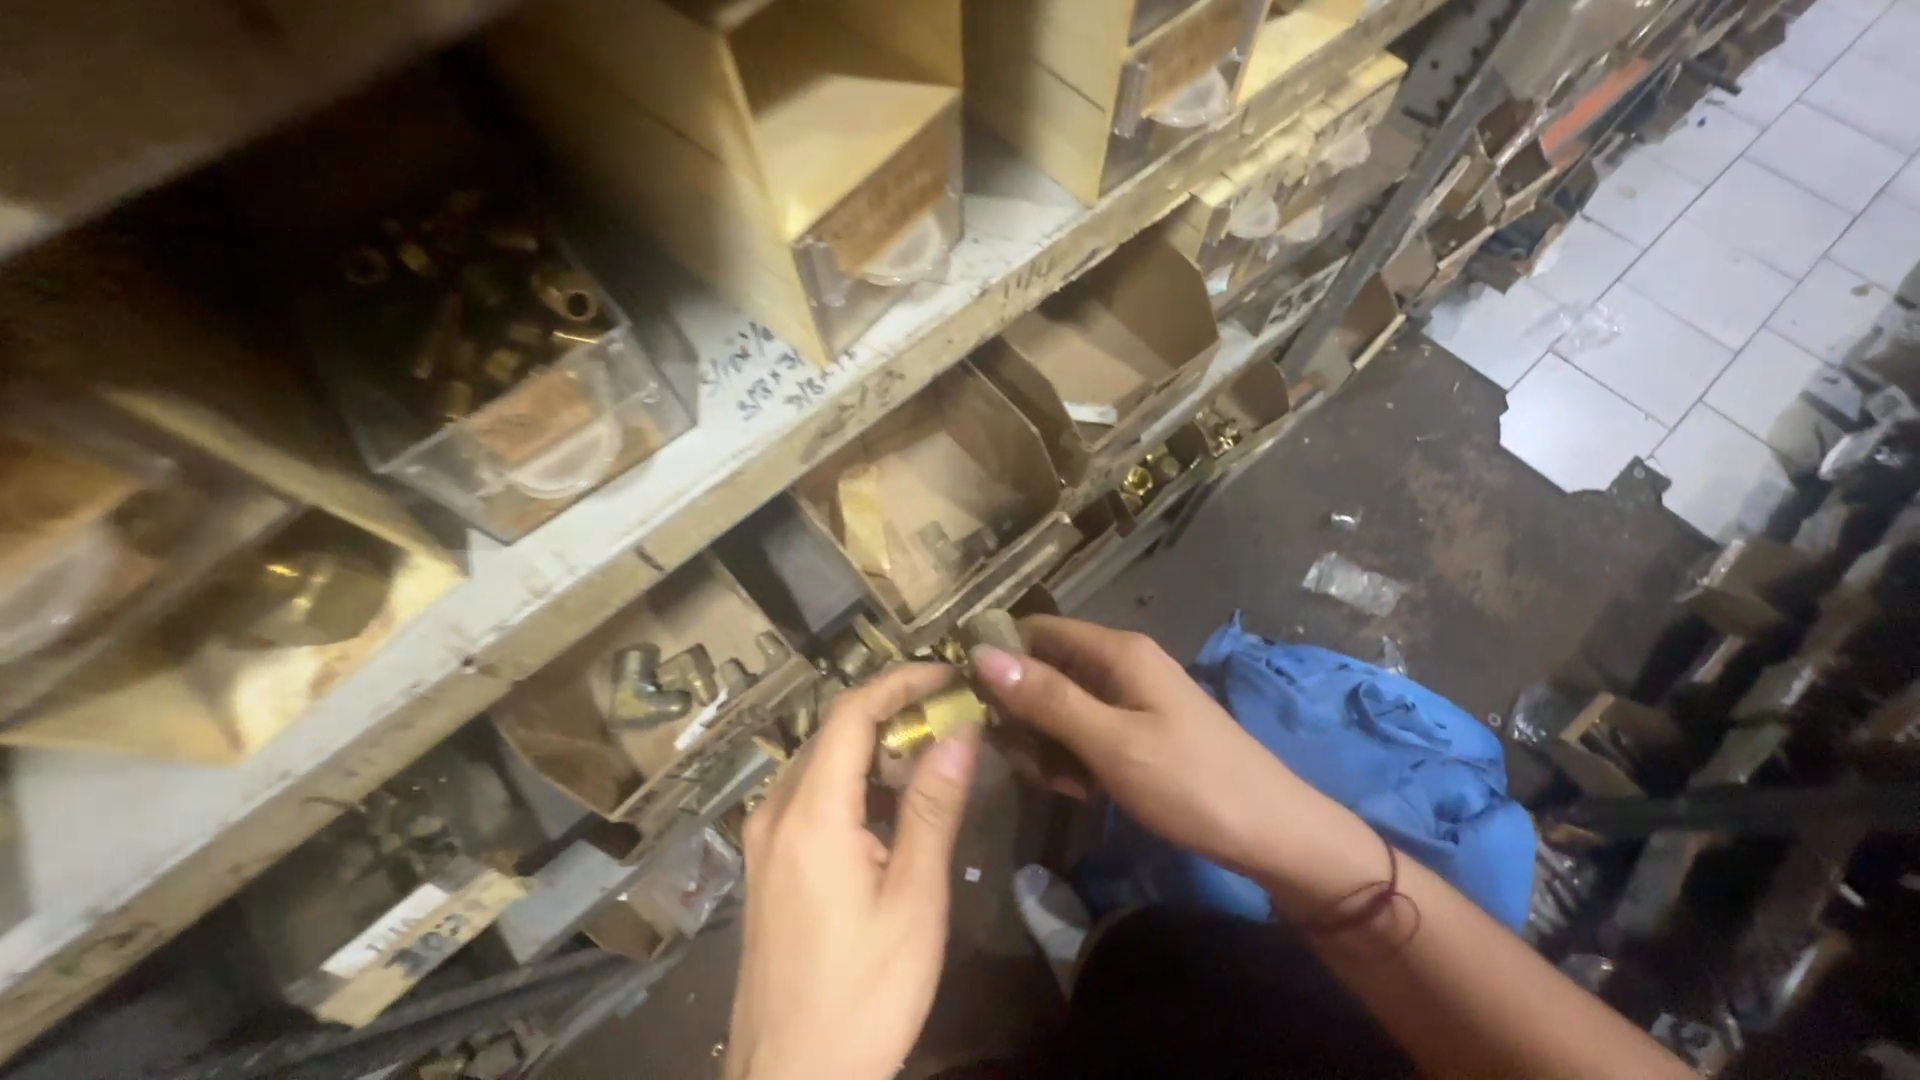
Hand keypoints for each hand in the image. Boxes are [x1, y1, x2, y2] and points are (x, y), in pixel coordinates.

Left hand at [726, 664, 979, 1079]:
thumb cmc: (863, 992)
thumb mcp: (913, 900)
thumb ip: (932, 808)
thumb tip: (960, 732)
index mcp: (810, 813)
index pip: (851, 714)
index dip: (900, 682)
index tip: (948, 674)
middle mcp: (775, 812)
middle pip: (833, 734)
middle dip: (892, 713)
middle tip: (952, 716)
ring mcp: (762, 841)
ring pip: (819, 765)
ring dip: (873, 750)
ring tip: (930, 758)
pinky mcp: (764, 868)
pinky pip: (808, 799)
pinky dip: (852, 784)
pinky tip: (888, 811)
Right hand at [971, 616, 1317, 880]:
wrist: (1272, 835)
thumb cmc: (1190, 783)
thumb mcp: (1109, 742)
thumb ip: (1046, 698)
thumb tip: (980, 654)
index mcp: (1117, 651)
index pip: (1037, 630)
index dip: (999, 657)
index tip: (969, 700)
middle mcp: (1121, 665)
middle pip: (1045, 670)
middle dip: (1022, 713)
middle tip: (1019, 760)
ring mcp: (1132, 700)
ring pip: (1061, 707)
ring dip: (1045, 743)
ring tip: (1057, 783)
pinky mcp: (1138, 732)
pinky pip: (1085, 733)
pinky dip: (1072, 758)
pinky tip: (1080, 790)